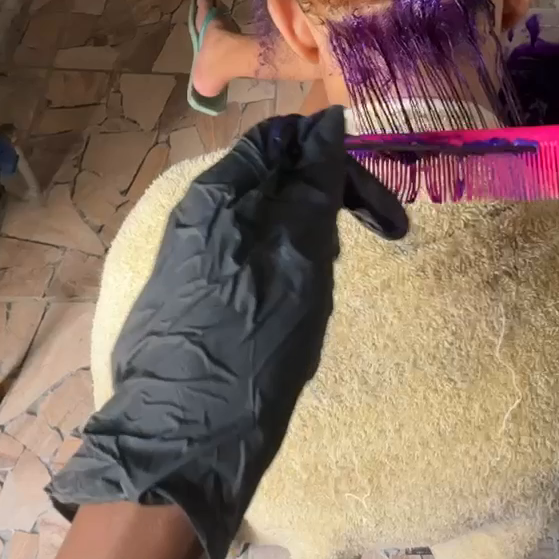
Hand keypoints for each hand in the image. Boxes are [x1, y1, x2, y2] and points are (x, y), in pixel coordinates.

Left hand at [47, 107, 405, 558]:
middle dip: (331, 197)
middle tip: (375, 235)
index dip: (336, 153)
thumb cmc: (251, 343)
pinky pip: (254, 248)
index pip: (285, 136)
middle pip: (280, 173)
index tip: (375, 192)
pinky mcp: (197, 282)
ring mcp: (197, 246)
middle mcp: (203, 207)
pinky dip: (288, 260)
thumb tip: (329, 119)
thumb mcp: (299, 255)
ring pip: (273, 214)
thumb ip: (314, 183)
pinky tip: (298, 300)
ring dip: (313, 232)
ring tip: (328, 281)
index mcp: (220, 190)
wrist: (183, 438)